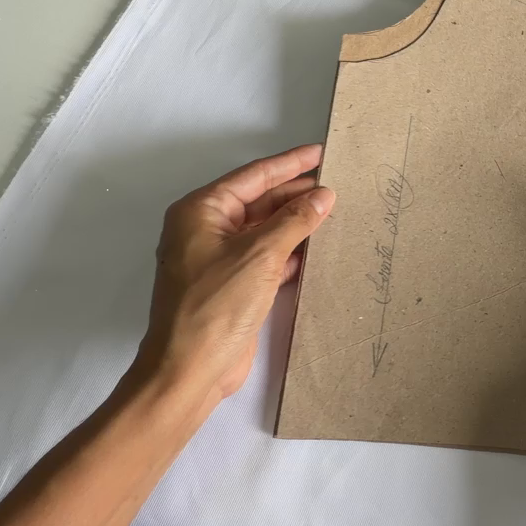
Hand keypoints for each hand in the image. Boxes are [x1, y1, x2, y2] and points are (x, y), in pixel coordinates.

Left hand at [137, 145, 334, 398]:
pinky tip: (318, 243)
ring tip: (335, 208)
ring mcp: (219, 258)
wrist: (189, 372)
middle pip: (260, 200)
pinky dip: (291, 247)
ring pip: (265, 227)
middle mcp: (206, 229)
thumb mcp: (261, 254)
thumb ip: (296, 219)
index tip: (321, 152)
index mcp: (201, 211)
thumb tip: (324, 195)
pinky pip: (267, 253)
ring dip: (297, 220)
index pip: (254, 176)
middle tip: (336, 181)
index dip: (290, 163)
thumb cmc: (217, 304)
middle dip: (296, 192)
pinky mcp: (233, 283)